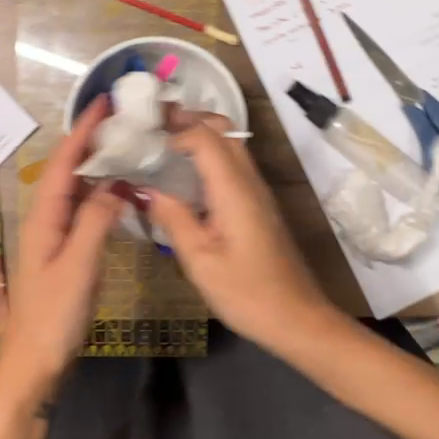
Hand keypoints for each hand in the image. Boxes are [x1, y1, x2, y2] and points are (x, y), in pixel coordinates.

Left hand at [0, 98, 123, 388]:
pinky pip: (87, 213)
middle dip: (95, 142)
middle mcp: (47, 220)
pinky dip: (106, 198)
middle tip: (130, 122)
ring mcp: (56, 238)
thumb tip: (117, 182)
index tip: (106, 102)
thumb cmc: (53, 316)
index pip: (65, 162)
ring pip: (81, 192)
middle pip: (71, 171)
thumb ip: (96, 222)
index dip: (84, 130)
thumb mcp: (78, 266)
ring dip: (102, 169)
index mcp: (44, 217)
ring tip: (133, 149)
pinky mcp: (67, 254)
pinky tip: (125, 196)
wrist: (34, 362)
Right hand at [144, 119, 337, 349]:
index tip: (142, 135)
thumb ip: (172, 218)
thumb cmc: (247, 293)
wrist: (296, 317)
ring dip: (200, 138)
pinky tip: (185, 181)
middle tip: (152, 130)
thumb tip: (144, 189)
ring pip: (231, 148)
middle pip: (224, 132)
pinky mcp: (260, 209)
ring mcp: (259, 194)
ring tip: (161, 149)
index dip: (174, 128)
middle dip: (189, 121)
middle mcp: (250, 182)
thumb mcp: (200, 260)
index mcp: (234, 189)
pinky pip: (234, 169)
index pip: (205, 136)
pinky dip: (209, 161)